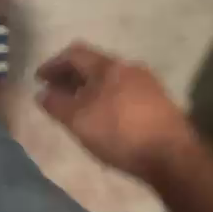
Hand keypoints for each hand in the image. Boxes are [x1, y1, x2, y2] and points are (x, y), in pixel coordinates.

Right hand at [35, 43, 200, 186]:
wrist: (173, 158)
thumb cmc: (119, 133)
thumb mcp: (77, 121)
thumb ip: (55, 104)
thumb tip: (42, 93)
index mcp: (108, 66)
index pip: (74, 53)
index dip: (53, 64)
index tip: (39, 79)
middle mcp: (129, 68)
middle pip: (94, 65)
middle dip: (71, 77)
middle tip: (56, 93)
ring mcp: (148, 85)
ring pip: (111, 80)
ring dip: (90, 89)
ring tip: (78, 108)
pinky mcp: (160, 104)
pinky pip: (125, 93)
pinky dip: (107, 99)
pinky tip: (104, 118)